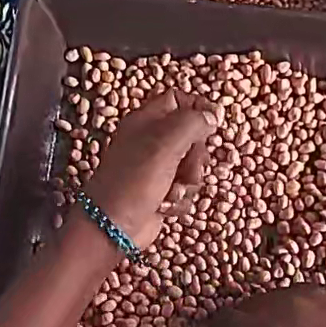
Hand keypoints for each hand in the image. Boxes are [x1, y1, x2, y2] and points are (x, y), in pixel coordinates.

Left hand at [80, 90, 215, 248]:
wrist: (112, 227)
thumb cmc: (134, 181)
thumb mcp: (165, 143)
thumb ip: (192, 122)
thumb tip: (212, 115)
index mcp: (146, 121)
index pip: (177, 99)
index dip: (196, 108)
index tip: (211, 123)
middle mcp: (151, 142)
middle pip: (192, 137)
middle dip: (196, 156)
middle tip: (188, 166)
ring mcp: (156, 169)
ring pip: (192, 166)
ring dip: (189, 182)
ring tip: (173, 191)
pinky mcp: (161, 193)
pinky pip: (185, 190)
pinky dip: (180, 200)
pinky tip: (165, 205)